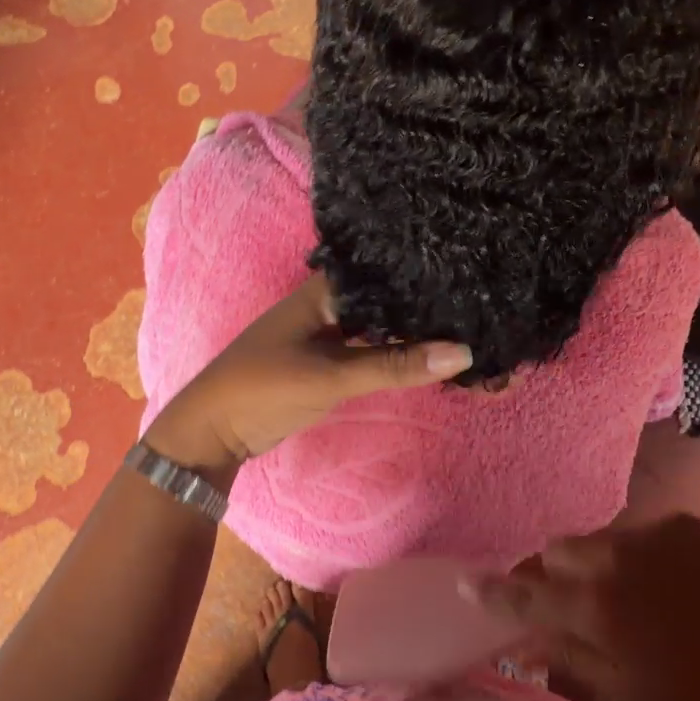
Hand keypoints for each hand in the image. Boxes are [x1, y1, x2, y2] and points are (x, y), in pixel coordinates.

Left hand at [143, 274, 471, 476]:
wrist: (212, 430)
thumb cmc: (264, 386)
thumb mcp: (332, 375)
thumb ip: (396, 365)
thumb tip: (464, 352)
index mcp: (328, 289)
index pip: (389, 269)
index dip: (429, 272)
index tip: (476, 274)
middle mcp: (334, 302)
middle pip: (392, 297)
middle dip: (433, 306)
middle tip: (486, 307)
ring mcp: (334, 330)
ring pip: (389, 324)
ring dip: (422, 332)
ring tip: (475, 329)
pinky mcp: (335, 358)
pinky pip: (380, 348)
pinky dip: (406, 354)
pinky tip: (438, 357)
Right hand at [467, 516, 699, 700]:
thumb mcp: (628, 700)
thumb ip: (570, 660)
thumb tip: (524, 641)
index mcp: (597, 607)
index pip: (525, 591)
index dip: (492, 590)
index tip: (467, 582)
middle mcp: (617, 556)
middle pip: (557, 549)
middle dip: (551, 573)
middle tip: (562, 603)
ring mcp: (655, 533)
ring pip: (599, 539)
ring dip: (594, 563)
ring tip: (619, 598)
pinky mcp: (690, 525)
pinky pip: (641, 533)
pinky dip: (636, 556)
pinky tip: (662, 588)